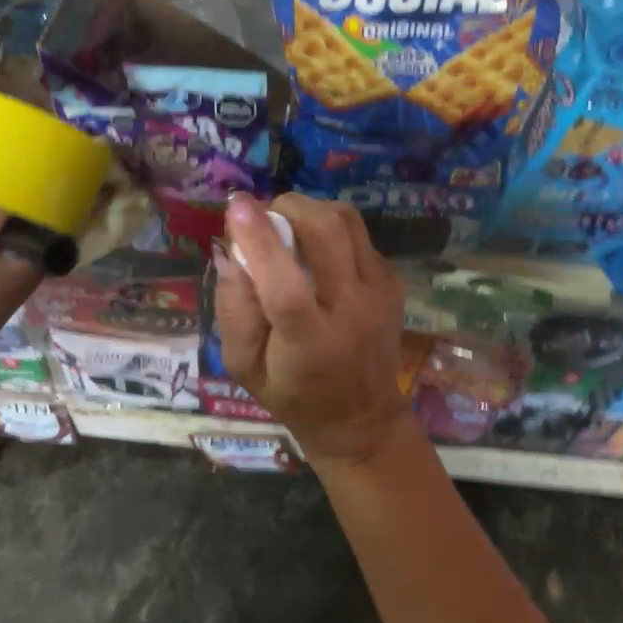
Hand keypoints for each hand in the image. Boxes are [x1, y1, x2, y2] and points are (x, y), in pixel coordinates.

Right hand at [214, 192, 410, 468]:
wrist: (361, 416)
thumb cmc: (293, 393)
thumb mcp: (246, 366)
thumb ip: (234, 311)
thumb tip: (229, 252)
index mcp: (310, 344)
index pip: (286, 286)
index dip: (260, 242)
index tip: (236, 206)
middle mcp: (353, 312)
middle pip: (326, 234)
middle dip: (288, 208)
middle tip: (263, 214)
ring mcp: (380, 292)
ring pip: (347, 221)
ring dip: (311, 210)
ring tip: (289, 224)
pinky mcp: (393, 281)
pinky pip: (359, 235)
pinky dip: (332, 229)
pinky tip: (317, 251)